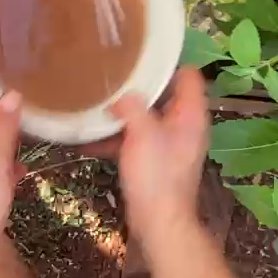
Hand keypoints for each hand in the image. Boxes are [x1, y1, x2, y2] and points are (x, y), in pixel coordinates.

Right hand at [107, 67, 209, 240]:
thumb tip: (121, 95)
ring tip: (96, 101)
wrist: (158, 223)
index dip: (167, 62)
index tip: (139, 54)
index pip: (188, 74)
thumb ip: (133, 107)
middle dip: (138, 86)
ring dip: (123, 113)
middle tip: (111, 74)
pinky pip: (135, 140)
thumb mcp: (142, 134)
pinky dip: (116, 138)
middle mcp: (184, 125)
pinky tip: (88, 139)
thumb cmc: (156, 175)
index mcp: (190, 114)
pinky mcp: (154, 161)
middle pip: (163, 94)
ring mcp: (169, 144)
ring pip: (146, 117)